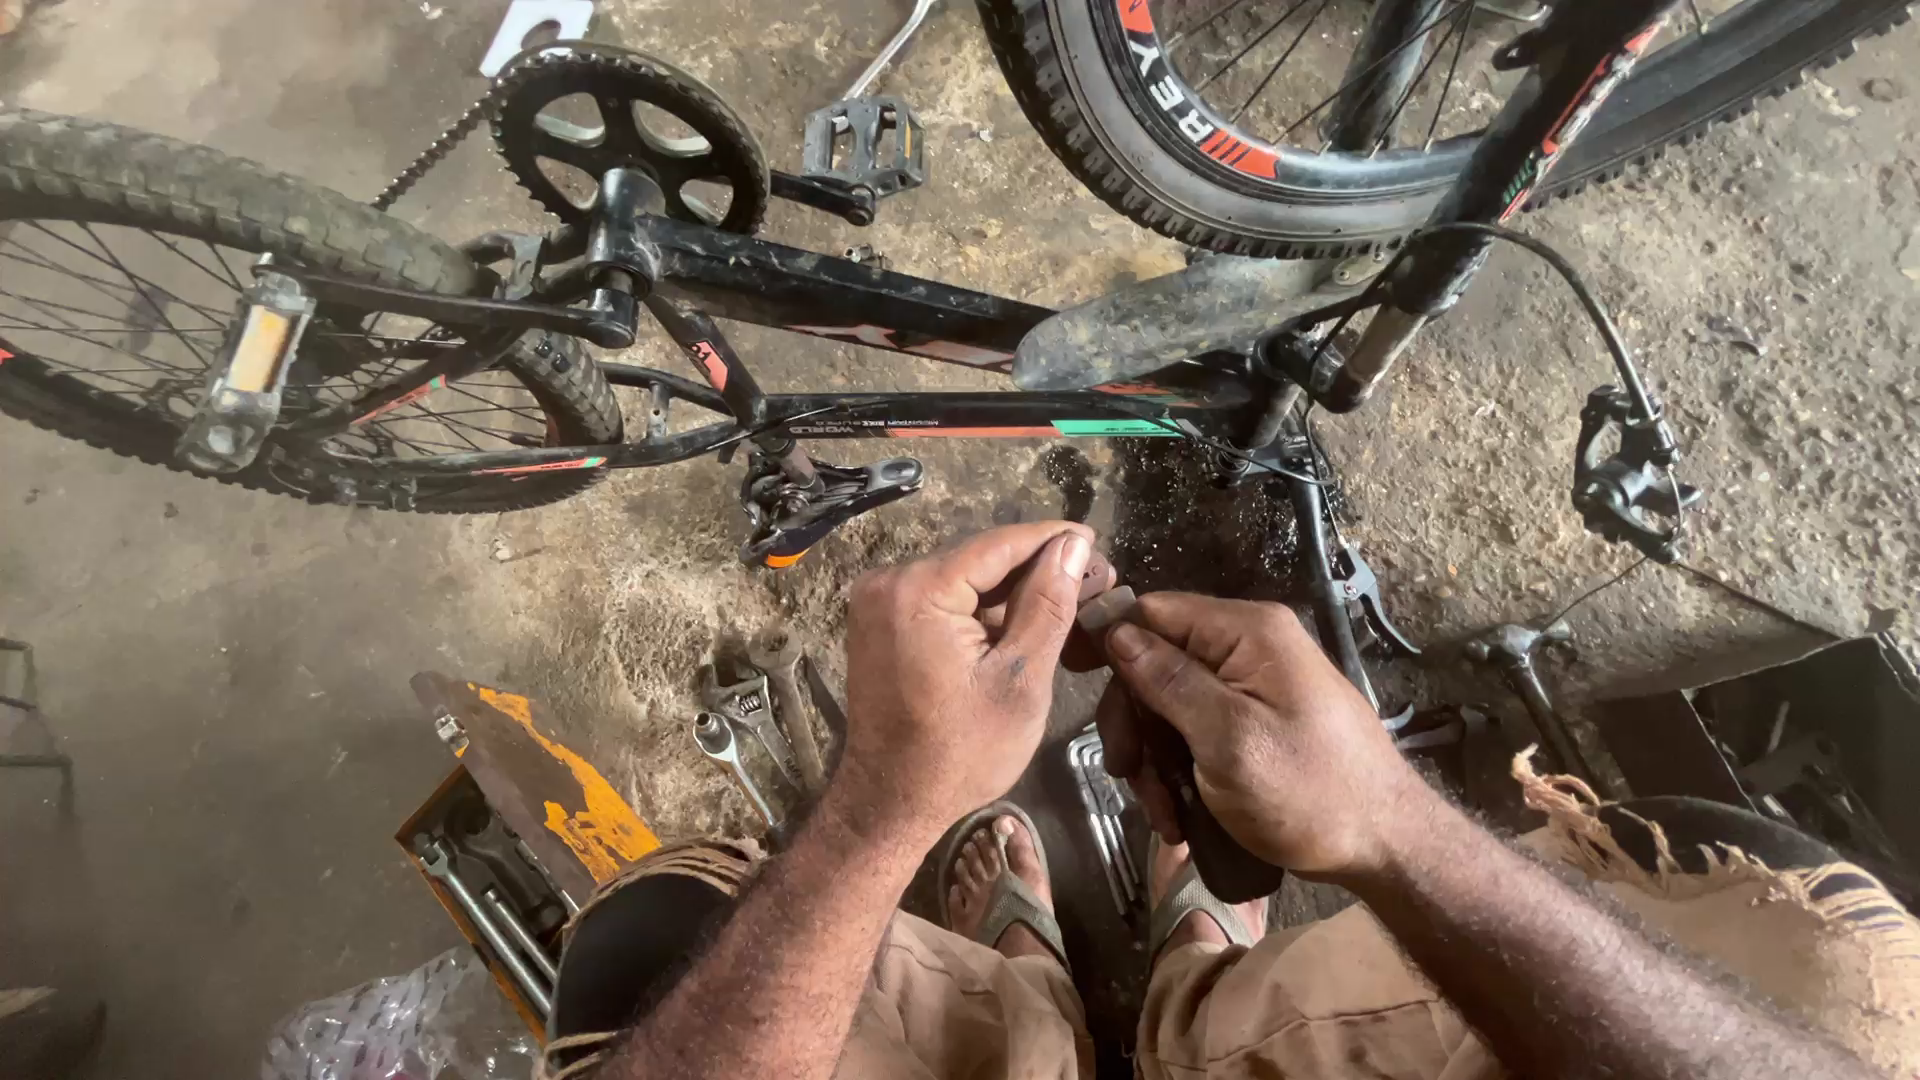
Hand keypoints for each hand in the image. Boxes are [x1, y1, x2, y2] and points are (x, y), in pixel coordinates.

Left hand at [838, 523, 1099, 837]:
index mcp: (919, 591)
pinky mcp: (880, 619)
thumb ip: (1047, 605)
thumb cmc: (961, 753)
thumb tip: (1074, 545)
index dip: (1051, 538)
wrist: (892, 801)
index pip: (998, 545)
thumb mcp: (1019, 680)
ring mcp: (879, 600)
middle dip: (1037, 566)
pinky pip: (942, 597)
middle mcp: (889, 582)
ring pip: (964, 576)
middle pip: (979, 558)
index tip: (1096, 539)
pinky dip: (982, 606)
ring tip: (1070, 596)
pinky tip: (1024, 616)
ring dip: (1013, 587)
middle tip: (1093, 578)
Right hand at [1098, 593, 1437, 879]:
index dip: (1110, 640)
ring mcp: (1248, 684)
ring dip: (1153, 756)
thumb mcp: (1228, 738)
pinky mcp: (1249, 718)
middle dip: (1135, 720)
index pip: (1154, 611)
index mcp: (1246, 632)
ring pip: (1167, 701)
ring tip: (1161, 810)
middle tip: (1128, 774)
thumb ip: (1169, 680)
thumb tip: (1116, 631)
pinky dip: (1177, 767)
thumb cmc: (1309, 792)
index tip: (1074, 680)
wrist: (1387, 849)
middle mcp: (1246, 646)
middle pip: (1154, 661)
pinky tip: (1179, 810)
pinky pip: (1192, 727)